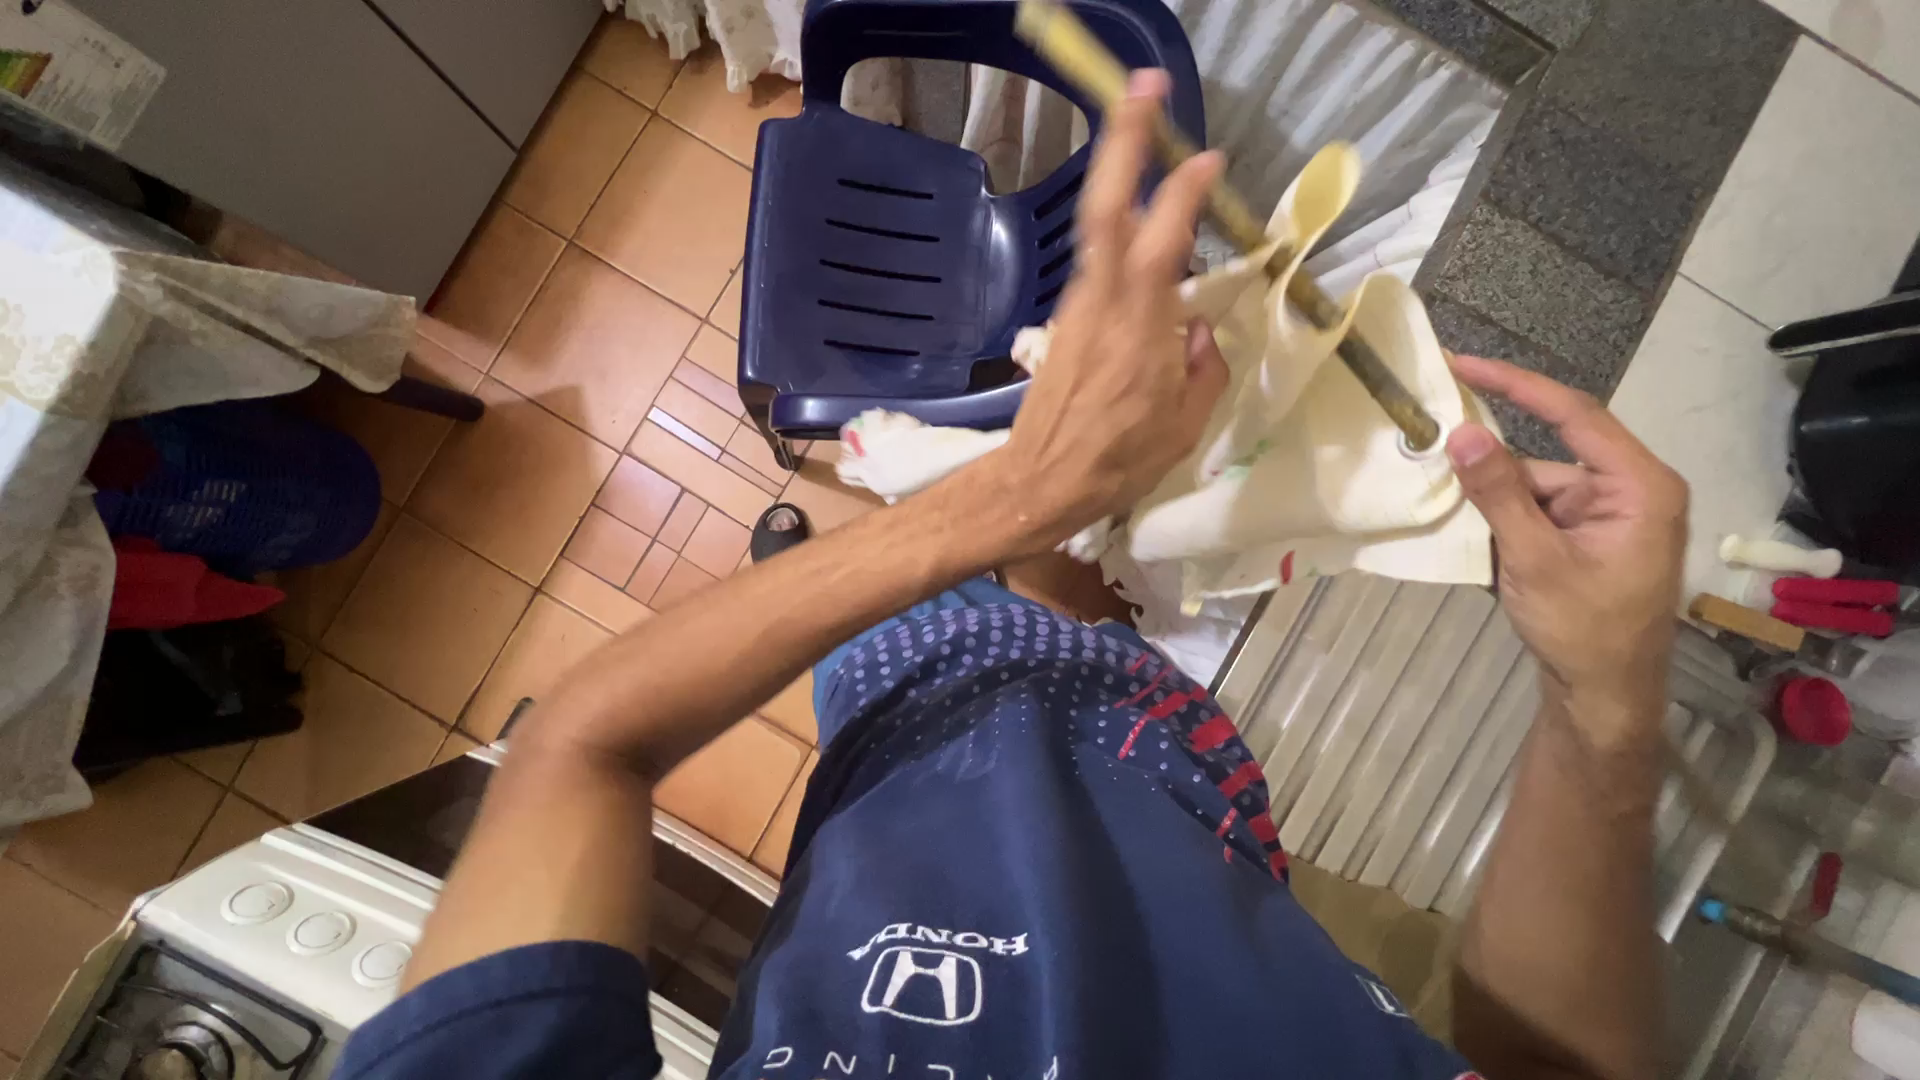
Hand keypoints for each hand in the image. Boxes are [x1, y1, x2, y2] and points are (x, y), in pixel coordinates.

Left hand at [981, 68, 1228, 554]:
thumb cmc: (1117, 464)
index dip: (1182, 193)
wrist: (1039, 482)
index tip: (1208, 158)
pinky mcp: (1063, 324)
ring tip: (1144, 138)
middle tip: (1141, 85)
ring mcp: (1075, 312)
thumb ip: (1205, 370)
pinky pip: (1095, 266)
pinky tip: (1137, 228)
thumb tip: (1203, 330)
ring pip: (1095, 231)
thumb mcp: (1184, 428)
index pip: (1161, 242)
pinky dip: (1115, 231)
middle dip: (1122, 141)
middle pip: (1105, 210)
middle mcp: (1102, 308)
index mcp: (1141, 333)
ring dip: (1117, 177)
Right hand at [1445, 354, 1687, 735]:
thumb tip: (1462, 434)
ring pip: (1530, 486)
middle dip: (1491, 467)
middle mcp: (1626, 488)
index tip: (1462, 364)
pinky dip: (1499, 522)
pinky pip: (1531, 510)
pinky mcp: (1582, 535)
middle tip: (1431, 459)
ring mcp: (1603, 514)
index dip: (1516, 385)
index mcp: (1638, 485)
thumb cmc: (1582, 627)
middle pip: (1544, 456)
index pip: (1574, 414)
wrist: (1602, 691)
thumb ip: (1499, 493)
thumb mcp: (1533, 558)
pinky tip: (1477, 544)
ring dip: (1491, 503)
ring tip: (1454, 524)